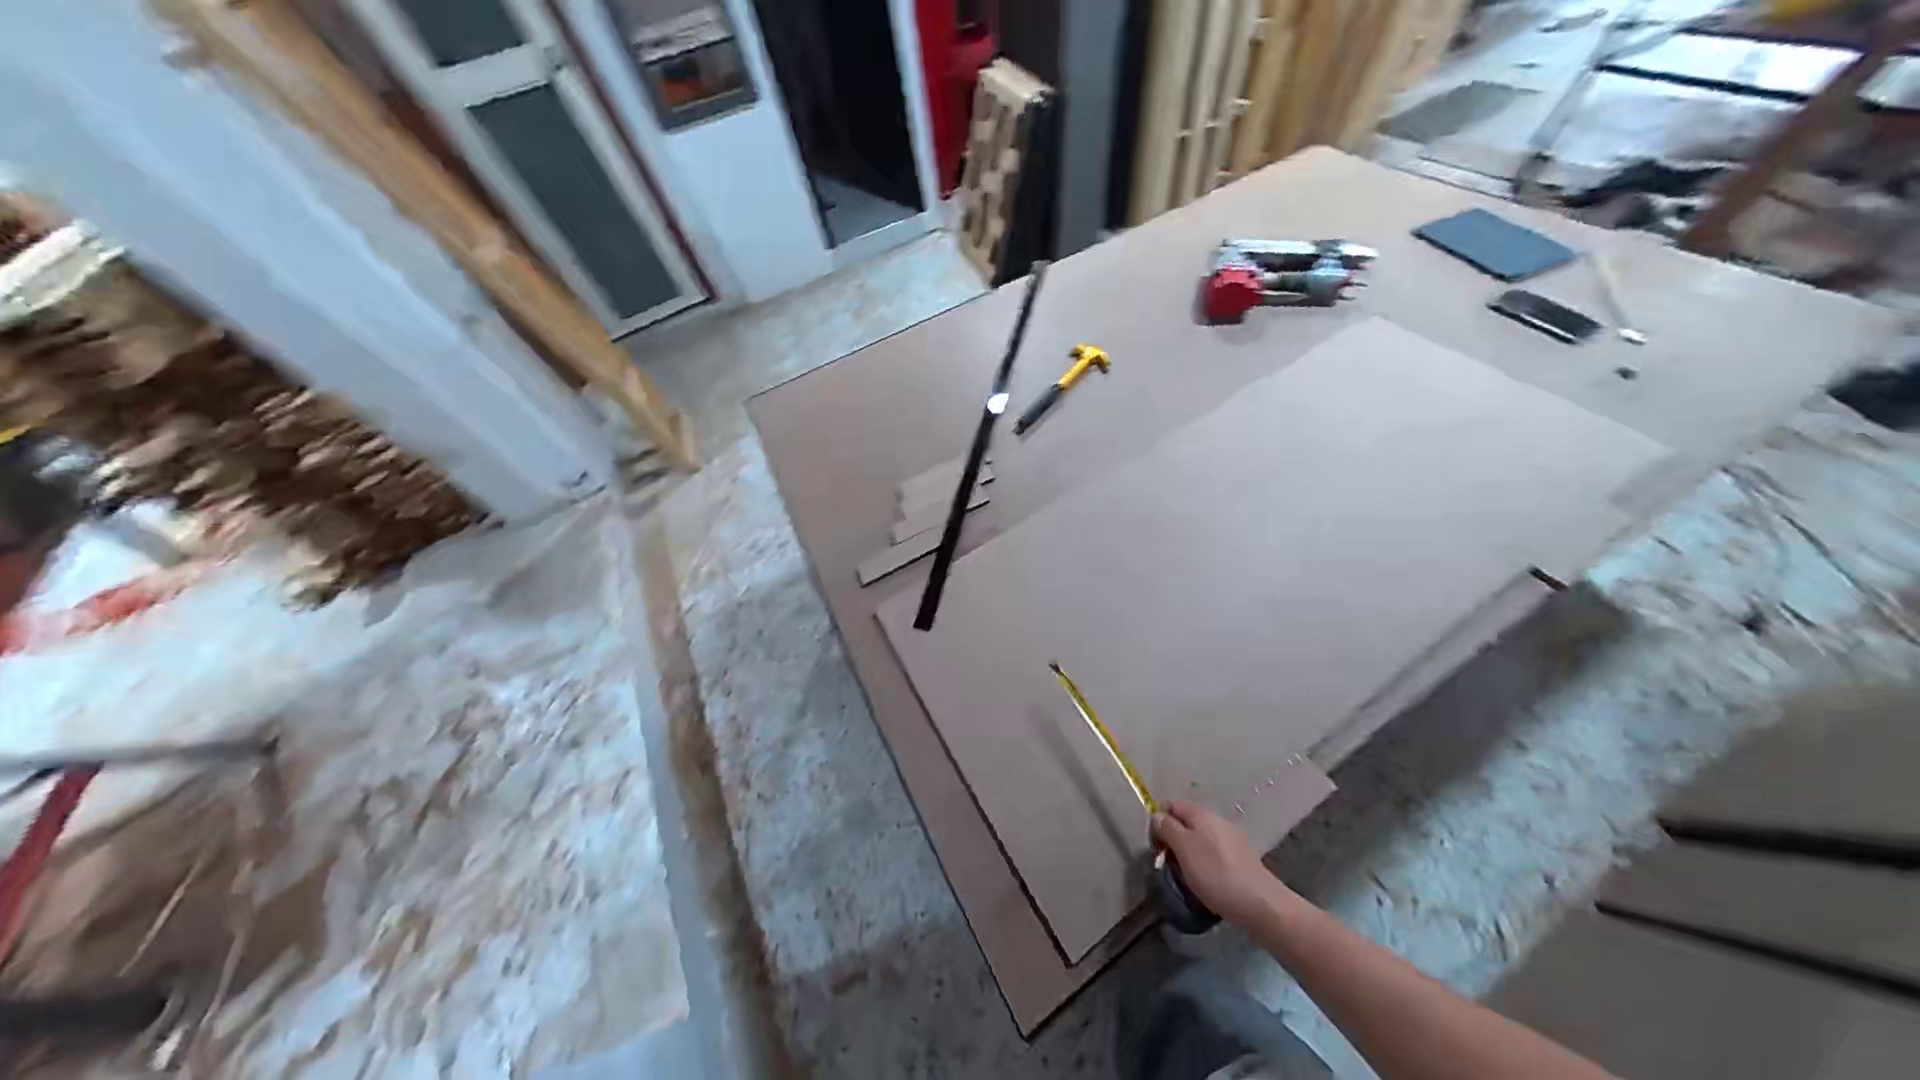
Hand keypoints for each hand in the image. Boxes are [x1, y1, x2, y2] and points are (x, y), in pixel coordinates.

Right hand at [1151, 800, 1290, 927]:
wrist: (1262, 905)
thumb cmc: (1216, 874)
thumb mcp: (1184, 848)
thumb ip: (1167, 828)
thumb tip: (1156, 815)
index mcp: (1201, 813)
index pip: (1170, 806)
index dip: (1157, 822)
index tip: (1155, 847)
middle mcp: (1216, 821)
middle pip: (1184, 824)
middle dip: (1172, 842)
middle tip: (1168, 865)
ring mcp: (1230, 840)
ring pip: (1197, 841)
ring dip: (1186, 856)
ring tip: (1185, 878)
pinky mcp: (1239, 860)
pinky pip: (1212, 856)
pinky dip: (1203, 866)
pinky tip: (1205, 883)